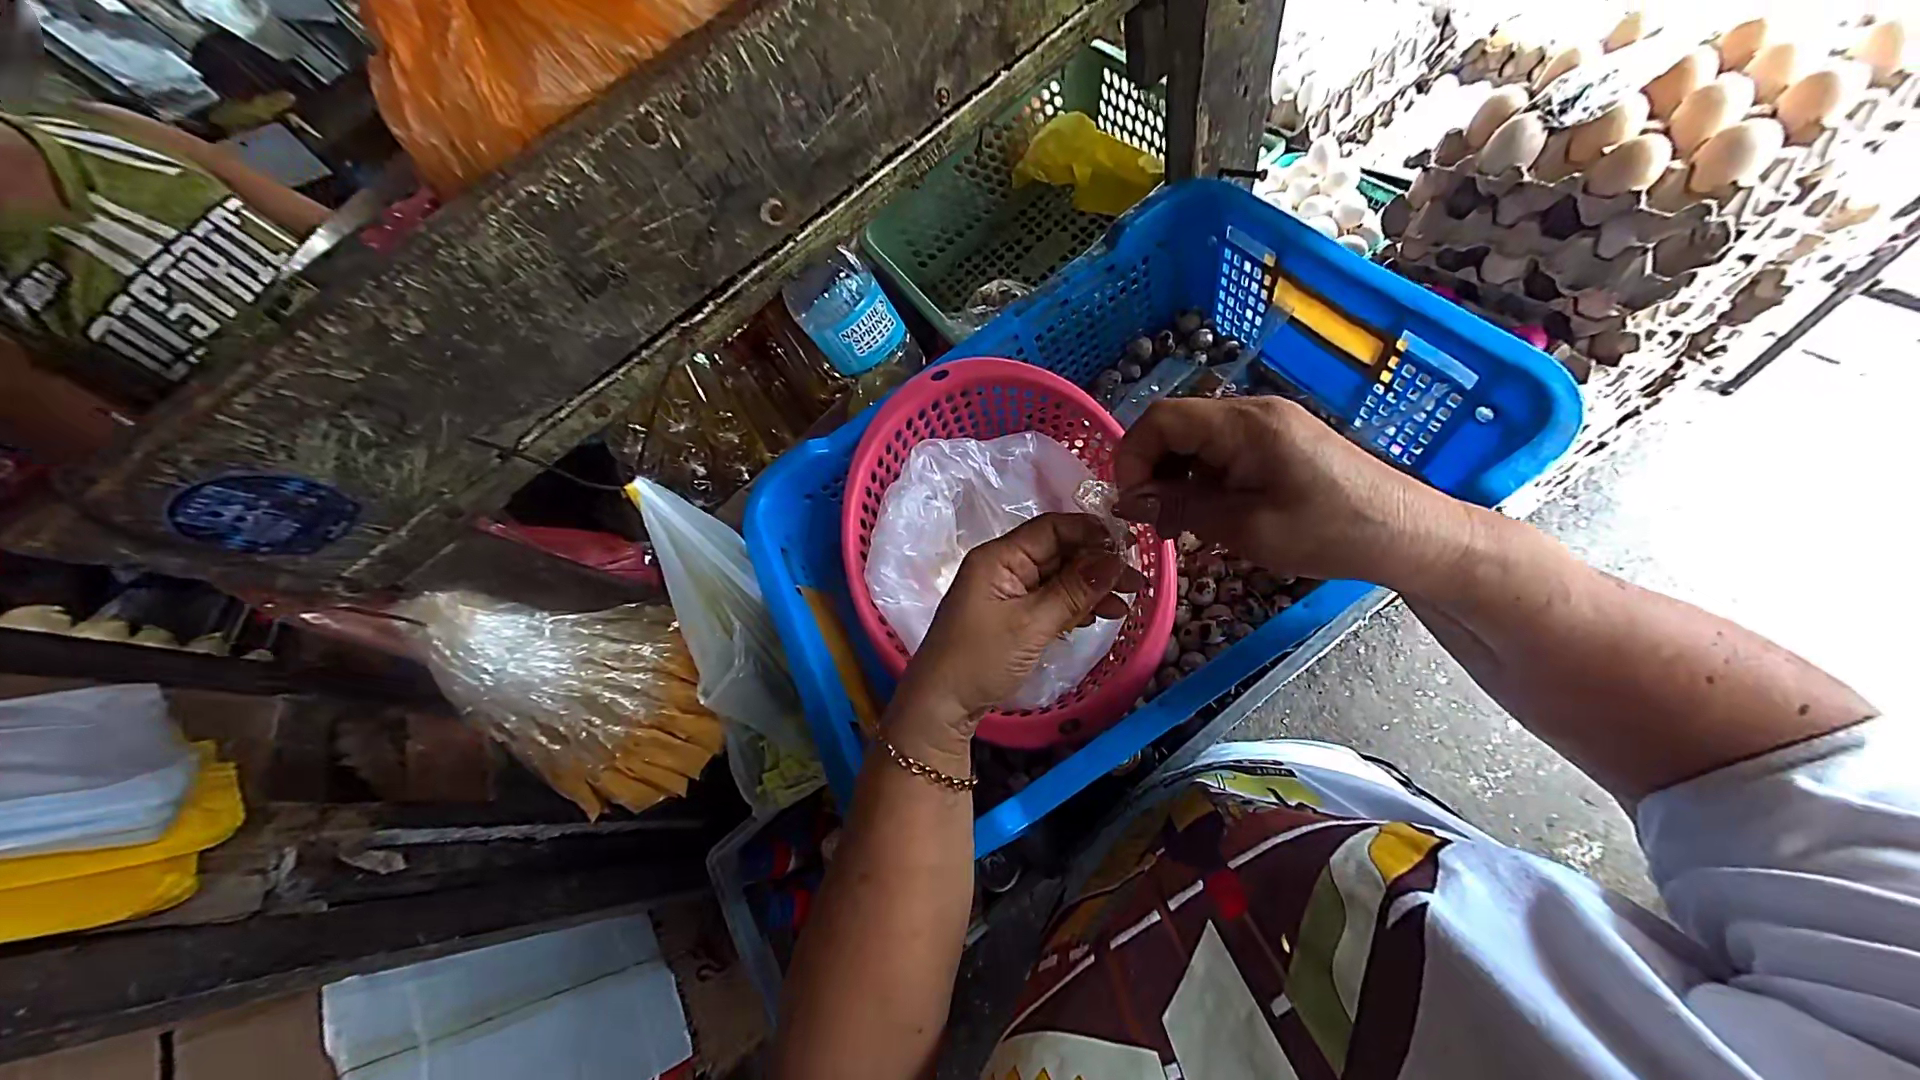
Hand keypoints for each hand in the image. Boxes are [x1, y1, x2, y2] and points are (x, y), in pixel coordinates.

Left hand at [888, 513, 1144, 767]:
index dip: (1091, 533)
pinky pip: (1051, 600)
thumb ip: (1074, 590)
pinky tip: (1103, 614)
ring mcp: (1008, 592)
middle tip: (1137, 581)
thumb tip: (1115, 559)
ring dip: (1092, 588)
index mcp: (999, 557)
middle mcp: (1004, 567)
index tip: (1129, 547)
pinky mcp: (1014, 615)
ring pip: (1059, 577)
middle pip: (1058, 552)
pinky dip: (1076, 606)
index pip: (1051, 528)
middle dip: (1098, 564)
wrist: (941, 707)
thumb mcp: (1031, 624)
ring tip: (1127, 602)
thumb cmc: (980, 660)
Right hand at [1112, 397, 1472, 587]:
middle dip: (1150, 469)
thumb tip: (1126, 503)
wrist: (1406, 533)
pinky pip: (1219, 451)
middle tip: (1151, 519)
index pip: (1160, 419)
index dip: (1132, 457)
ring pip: (1193, 440)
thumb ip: (1179, 509)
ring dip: (1174, 477)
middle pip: (1174, 426)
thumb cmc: (1328, 532)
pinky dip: (1200, 479)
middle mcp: (1251, 411)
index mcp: (1244, 423)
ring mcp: (1265, 424)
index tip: (1129, 503)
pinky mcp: (1275, 441)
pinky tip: (1207, 512)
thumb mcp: (1245, 528)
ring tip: (1177, 522)